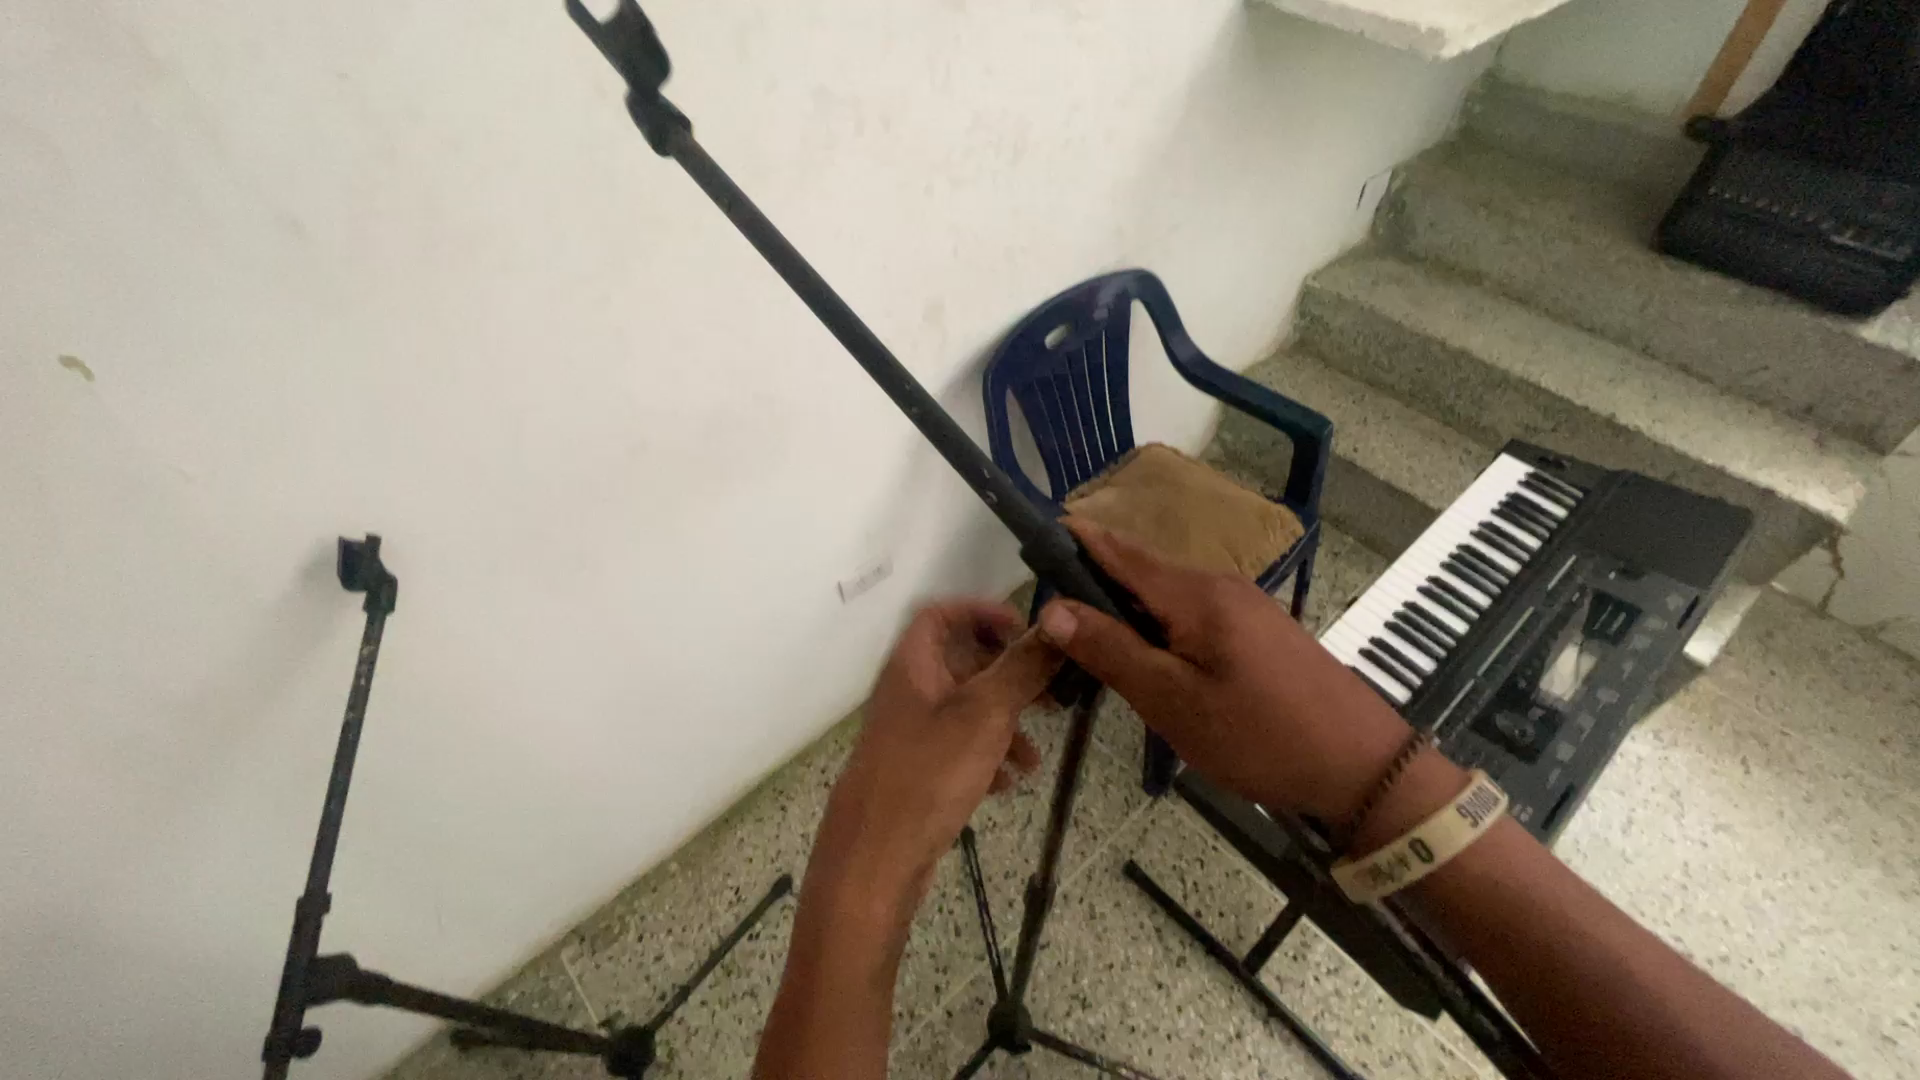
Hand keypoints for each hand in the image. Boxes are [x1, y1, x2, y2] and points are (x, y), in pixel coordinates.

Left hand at [808, 601, 1059, 921]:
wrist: (877, 855)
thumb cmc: (929, 771)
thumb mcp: (985, 713)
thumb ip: (1022, 668)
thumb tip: (1056, 624)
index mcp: (914, 664)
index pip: (940, 614)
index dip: (980, 612)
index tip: (1022, 629)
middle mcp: (909, 691)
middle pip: (961, 663)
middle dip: (1008, 677)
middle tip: (1050, 695)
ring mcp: (911, 733)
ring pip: (966, 710)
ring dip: (1005, 724)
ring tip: (1035, 756)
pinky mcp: (917, 770)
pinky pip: (958, 748)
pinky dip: (987, 756)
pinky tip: (1010, 781)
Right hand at [1036, 519, 1410, 822]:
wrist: (1362, 767)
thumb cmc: (1259, 735)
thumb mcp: (1172, 700)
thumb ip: (1111, 650)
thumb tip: (1053, 608)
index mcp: (1195, 594)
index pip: (1120, 551)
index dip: (1077, 542)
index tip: (1037, 539)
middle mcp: (1219, 585)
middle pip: (1142, 572)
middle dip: (1096, 588)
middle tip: (1055, 624)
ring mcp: (1244, 606)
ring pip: (1167, 598)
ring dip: (1128, 613)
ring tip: (1093, 647)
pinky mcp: (1258, 631)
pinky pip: (1192, 616)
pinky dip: (1159, 629)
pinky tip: (1150, 663)